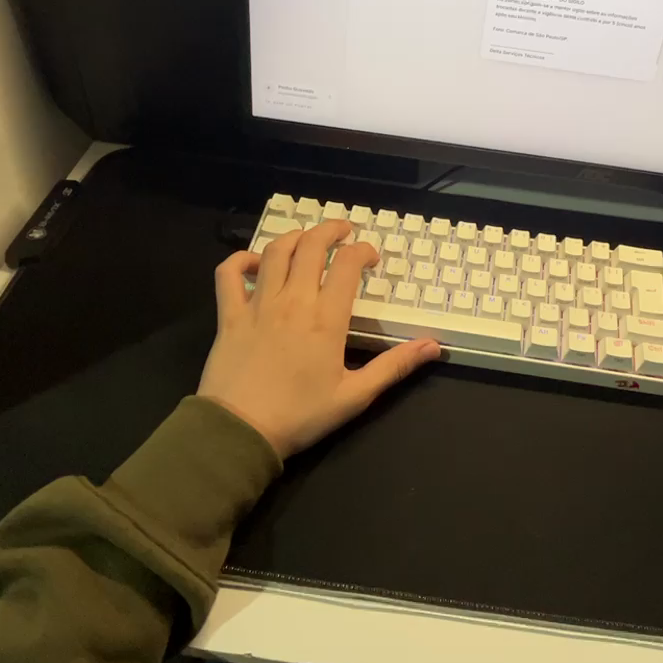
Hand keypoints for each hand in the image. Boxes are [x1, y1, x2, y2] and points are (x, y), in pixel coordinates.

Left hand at [200, 219, 439, 457]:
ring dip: (295, 237)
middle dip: (331, 230)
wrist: (239, 432)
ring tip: (307, 239)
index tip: (370, 257)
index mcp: (326, 318)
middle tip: (343, 231)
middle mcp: (293, 301)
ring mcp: (258, 304)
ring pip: (275, 251)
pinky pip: (229, 273)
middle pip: (312, 246)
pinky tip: (255, 262)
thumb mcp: (355, 396)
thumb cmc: (300, 415)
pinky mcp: (230, 314)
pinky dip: (241, 259)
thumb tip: (434, 345)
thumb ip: (394, 366)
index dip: (362, 251)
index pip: (347, 264)